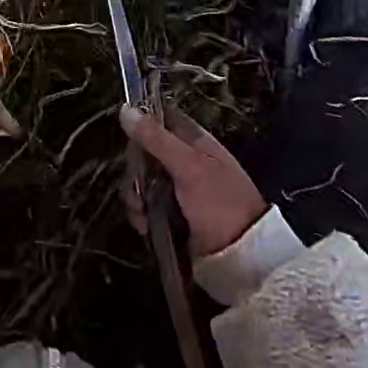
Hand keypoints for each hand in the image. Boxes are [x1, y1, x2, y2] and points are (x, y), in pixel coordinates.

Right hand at [121, 104, 268, 257]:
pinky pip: (145, 200)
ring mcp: (176, 185)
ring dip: (134, 192)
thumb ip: (156, 138)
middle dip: (135, 166)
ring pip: (141, 175)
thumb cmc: (219, 203)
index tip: (130, 136)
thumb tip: (125, 110)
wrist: (241, 258)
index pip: (161, 115)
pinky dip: (140, 210)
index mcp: (193, 139)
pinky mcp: (170, 210)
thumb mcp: (188, 166)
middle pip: (145, 147)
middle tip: (138, 183)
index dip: (142, 120)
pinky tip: (143, 223)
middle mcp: (183, 157)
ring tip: (140, 210)